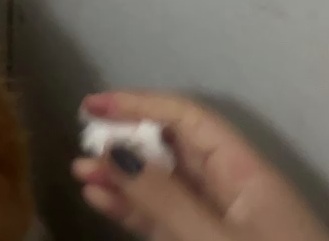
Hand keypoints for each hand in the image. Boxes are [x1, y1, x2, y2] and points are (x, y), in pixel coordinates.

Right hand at [73, 91, 328, 240]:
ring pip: (163, 185)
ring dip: (121, 177)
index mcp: (247, 174)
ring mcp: (222, 224)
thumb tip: (113, 150)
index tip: (92, 107)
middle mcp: (234, 191)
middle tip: (83, 143)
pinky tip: (100, 201)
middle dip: (124, 141)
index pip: (187, 118)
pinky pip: (164, 218)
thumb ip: (164, 197)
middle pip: (171, 148)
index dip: (138, 104)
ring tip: (81, 174)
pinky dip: (132, 208)